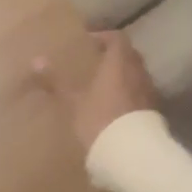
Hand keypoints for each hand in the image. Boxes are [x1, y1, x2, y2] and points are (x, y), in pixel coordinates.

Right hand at [34, 31, 159, 152]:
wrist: (133, 155)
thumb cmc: (101, 120)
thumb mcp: (74, 102)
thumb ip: (57, 81)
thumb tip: (36, 60)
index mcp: (119, 63)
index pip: (117, 38)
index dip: (104, 37)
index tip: (90, 42)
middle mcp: (138, 72)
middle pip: (129, 55)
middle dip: (114, 56)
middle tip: (96, 62)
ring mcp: (149, 92)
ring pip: (136, 75)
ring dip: (123, 76)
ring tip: (105, 86)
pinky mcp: (154, 112)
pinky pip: (141, 94)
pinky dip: (130, 94)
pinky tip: (117, 107)